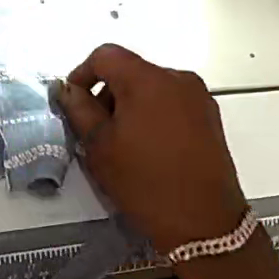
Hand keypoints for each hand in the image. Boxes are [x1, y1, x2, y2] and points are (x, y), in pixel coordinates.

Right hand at [55, 44, 249, 253]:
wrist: (203, 223)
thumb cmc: (144, 182)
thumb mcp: (99, 146)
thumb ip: (79, 109)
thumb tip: (68, 89)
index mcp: (147, 80)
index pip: (105, 55)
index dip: (82, 73)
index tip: (73, 102)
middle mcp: (177, 79)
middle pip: (130, 69)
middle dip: (106, 92)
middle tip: (94, 128)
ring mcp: (199, 97)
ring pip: (151, 86)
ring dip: (130, 104)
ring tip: (122, 142)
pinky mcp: (210, 117)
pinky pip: (171, 102)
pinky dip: (152, 113)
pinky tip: (147, 147)